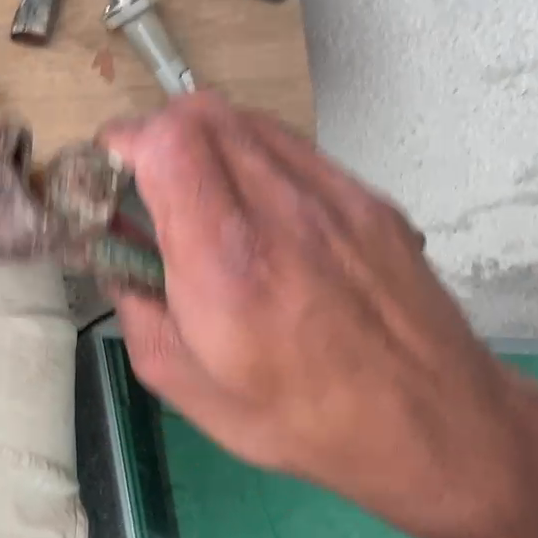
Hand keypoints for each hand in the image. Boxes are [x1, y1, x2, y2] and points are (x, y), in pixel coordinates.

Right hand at [100, 96, 537, 535]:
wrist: (433, 425)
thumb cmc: (293, 415)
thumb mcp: (176, 377)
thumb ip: (131, 303)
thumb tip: (114, 253)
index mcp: (223, 261)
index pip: (169, 144)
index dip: (123, 139)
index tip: (104, 169)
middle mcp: (279, 211)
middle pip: (202, 112)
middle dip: (150, 132)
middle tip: (137, 178)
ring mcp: (332, 196)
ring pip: (244, 119)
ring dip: (198, 140)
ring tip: (188, 191)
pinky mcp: (366, 199)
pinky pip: (287, 146)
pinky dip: (245, 155)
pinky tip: (244, 205)